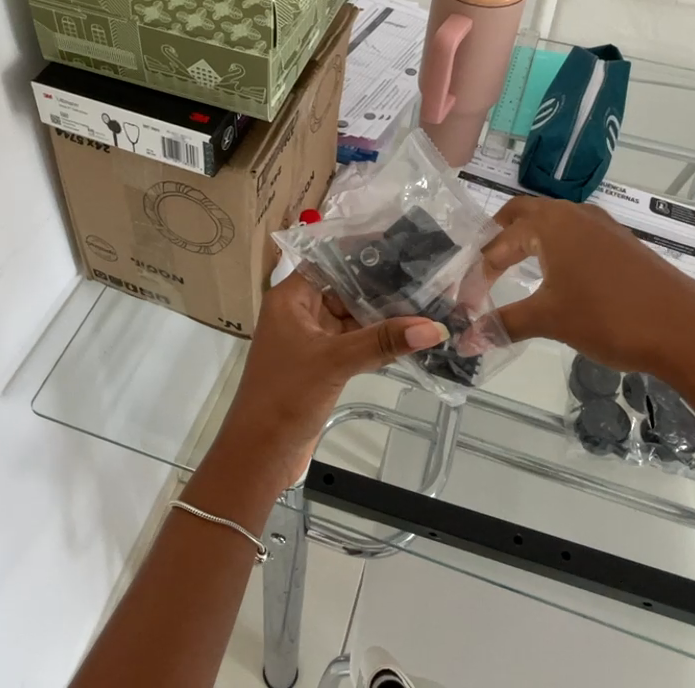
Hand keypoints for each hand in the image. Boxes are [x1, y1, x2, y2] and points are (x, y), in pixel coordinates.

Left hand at [212, 272, 445, 493]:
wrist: (260, 453)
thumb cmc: (286, 396)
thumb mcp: (336, 361)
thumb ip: (384, 341)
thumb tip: (434, 327)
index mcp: (291, 298)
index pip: (330, 260)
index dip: (363, 250)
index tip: (404, 241)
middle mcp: (300, 312)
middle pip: (345, 288)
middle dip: (382, 284)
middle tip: (429, 273)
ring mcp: (311, 339)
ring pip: (353, 317)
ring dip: (384, 314)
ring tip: (429, 299)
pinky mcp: (322, 363)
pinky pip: (355, 341)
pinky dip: (378, 340)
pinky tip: (411, 336)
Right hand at [479, 195, 694, 379]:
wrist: (686, 329)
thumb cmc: (608, 317)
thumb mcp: (549, 320)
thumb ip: (503, 325)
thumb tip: (465, 340)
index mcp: (549, 225)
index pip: (496, 245)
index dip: (476, 277)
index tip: (467, 308)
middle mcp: (573, 215)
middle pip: (522, 214)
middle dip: (497, 237)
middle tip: (482, 266)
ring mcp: (603, 227)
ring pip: (552, 222)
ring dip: (529, 239)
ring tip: (514, 267)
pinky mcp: (623, 244)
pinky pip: (576, 235)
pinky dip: (556, 248)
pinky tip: (559, 277)